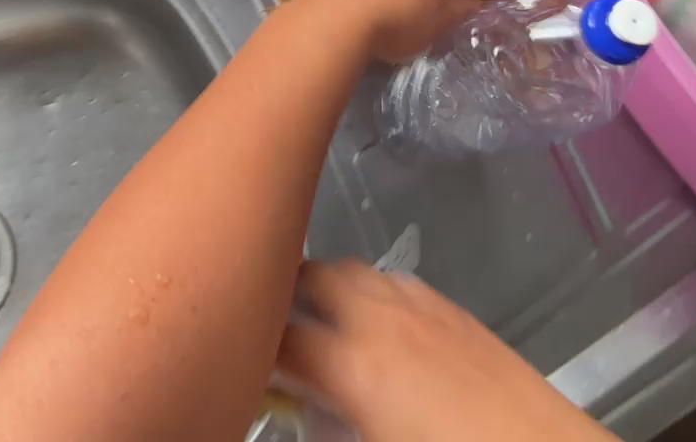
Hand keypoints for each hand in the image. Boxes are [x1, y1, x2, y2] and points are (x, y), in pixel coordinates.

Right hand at [277, 260, 616, 441]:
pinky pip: (394, 282)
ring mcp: (419, 305)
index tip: (243, 357)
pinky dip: (372, 294)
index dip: (255, 345)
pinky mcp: (453, 308)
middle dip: (286, 294)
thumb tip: (307, 409)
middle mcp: (379, 317)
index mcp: (353, 366)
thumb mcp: (371, 441)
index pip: (280, 338)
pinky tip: (383, 329)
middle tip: (275, 326)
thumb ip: (332, 423)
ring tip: (324, 323)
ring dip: (330, 289)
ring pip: (355, 270)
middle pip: (314, 276)